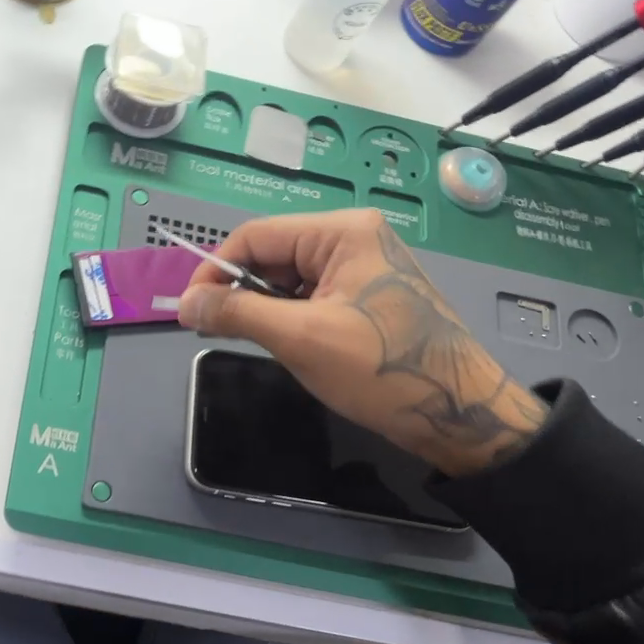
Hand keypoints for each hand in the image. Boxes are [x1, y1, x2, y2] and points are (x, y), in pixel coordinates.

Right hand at [179, 209, 544, 475]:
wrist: (458, 411)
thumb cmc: (381, 368)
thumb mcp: (300, 337)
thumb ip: (237, 313)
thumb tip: (184, 303)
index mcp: (343, 231)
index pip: (256, 236)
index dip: (214, 270)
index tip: (189, 311)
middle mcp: (354, 238)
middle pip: (271, 255)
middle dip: (238, 290)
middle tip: (211, 330)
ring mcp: (363, 267)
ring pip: (287, 279)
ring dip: (260, 307)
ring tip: (248, 339)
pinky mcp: (367, 296)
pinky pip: (309, 296)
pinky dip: (285, 317)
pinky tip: (281, 342)